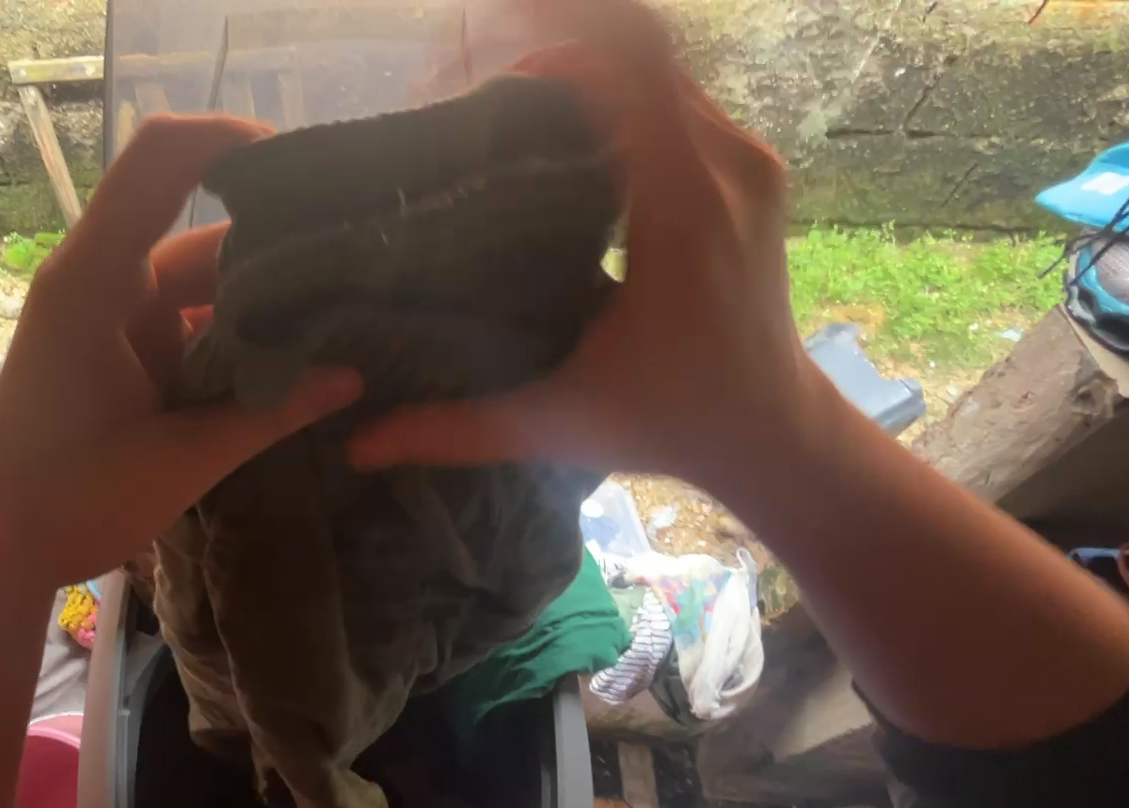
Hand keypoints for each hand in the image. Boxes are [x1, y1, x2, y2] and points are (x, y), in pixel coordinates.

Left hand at [0, 116, 362, 588]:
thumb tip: (355, 375)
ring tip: (345, 319)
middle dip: (278, 253)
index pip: (162, 162)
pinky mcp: (124, 356)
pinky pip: (190, 329)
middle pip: (202, 237)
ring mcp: (114, 320)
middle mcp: (105, 284)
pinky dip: (235, 343)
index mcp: (98, 281)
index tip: (310, 170)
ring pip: (203, 289)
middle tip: (360, 272)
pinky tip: (293, 361)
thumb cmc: (71, 499)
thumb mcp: (181, 458)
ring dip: (262, 307)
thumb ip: (269, 412)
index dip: (233, 141)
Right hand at [347, 0, 827, 492]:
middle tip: (456, 89)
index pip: (623, 65)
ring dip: (576, 67)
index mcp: (683, 209)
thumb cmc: (672, 427)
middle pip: (635, 46)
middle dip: (541, 47)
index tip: (456, 60)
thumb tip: (356, 446)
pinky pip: (672, 95)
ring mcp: (742, 158)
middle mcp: (723, 163)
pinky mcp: (742, 168)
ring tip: (493, 108)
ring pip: (656, 65)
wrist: (772, 431)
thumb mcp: (555, 428)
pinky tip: (553, 135)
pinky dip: (610, 94)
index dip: (542, 37)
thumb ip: (453, 431)